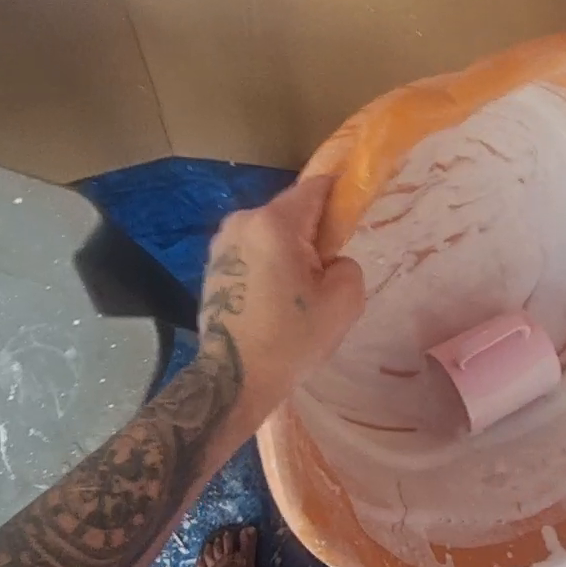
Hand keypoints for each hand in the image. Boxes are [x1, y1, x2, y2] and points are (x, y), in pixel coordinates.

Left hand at [198, 175, 364, 422]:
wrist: (233, 379)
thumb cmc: (290, 339)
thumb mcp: (344, 302)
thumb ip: (348, 265)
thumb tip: (331, 261)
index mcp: (274, 223)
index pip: (317, 187)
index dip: (341, 197)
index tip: (354, 220)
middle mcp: (242, 221)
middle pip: (292, 212)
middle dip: (314, 234)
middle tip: (325, 274)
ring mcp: (221, 243)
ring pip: (271, 233)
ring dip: (289, 251)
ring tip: (297, 293)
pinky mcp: (212, 265)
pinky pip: (253, 252)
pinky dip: (268, 265)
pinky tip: (274, 299)